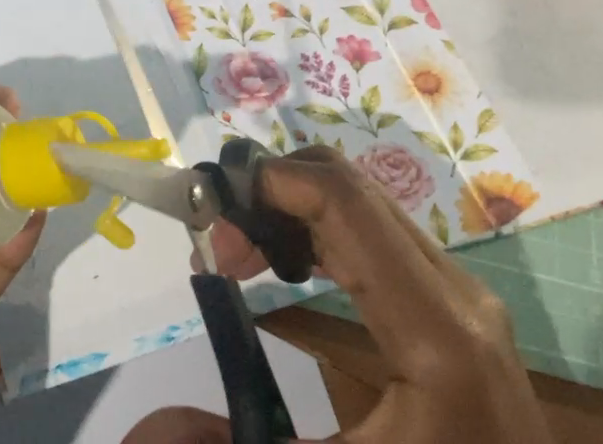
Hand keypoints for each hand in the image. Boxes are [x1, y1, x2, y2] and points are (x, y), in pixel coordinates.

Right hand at [127, 146, 551, 443]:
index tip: (206, 218)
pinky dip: (309, 227)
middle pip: (345, 186)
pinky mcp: (447, 301)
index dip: (266, 183)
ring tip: (236, 257)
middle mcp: (453, 292)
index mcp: (438, 331)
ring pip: (355, 200)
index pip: (343, 200)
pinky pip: (368, 229)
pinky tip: (279, 266)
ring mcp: (455, 292)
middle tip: (214, 245)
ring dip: (282, 209)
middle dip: (263, 195)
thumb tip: (147, 426)